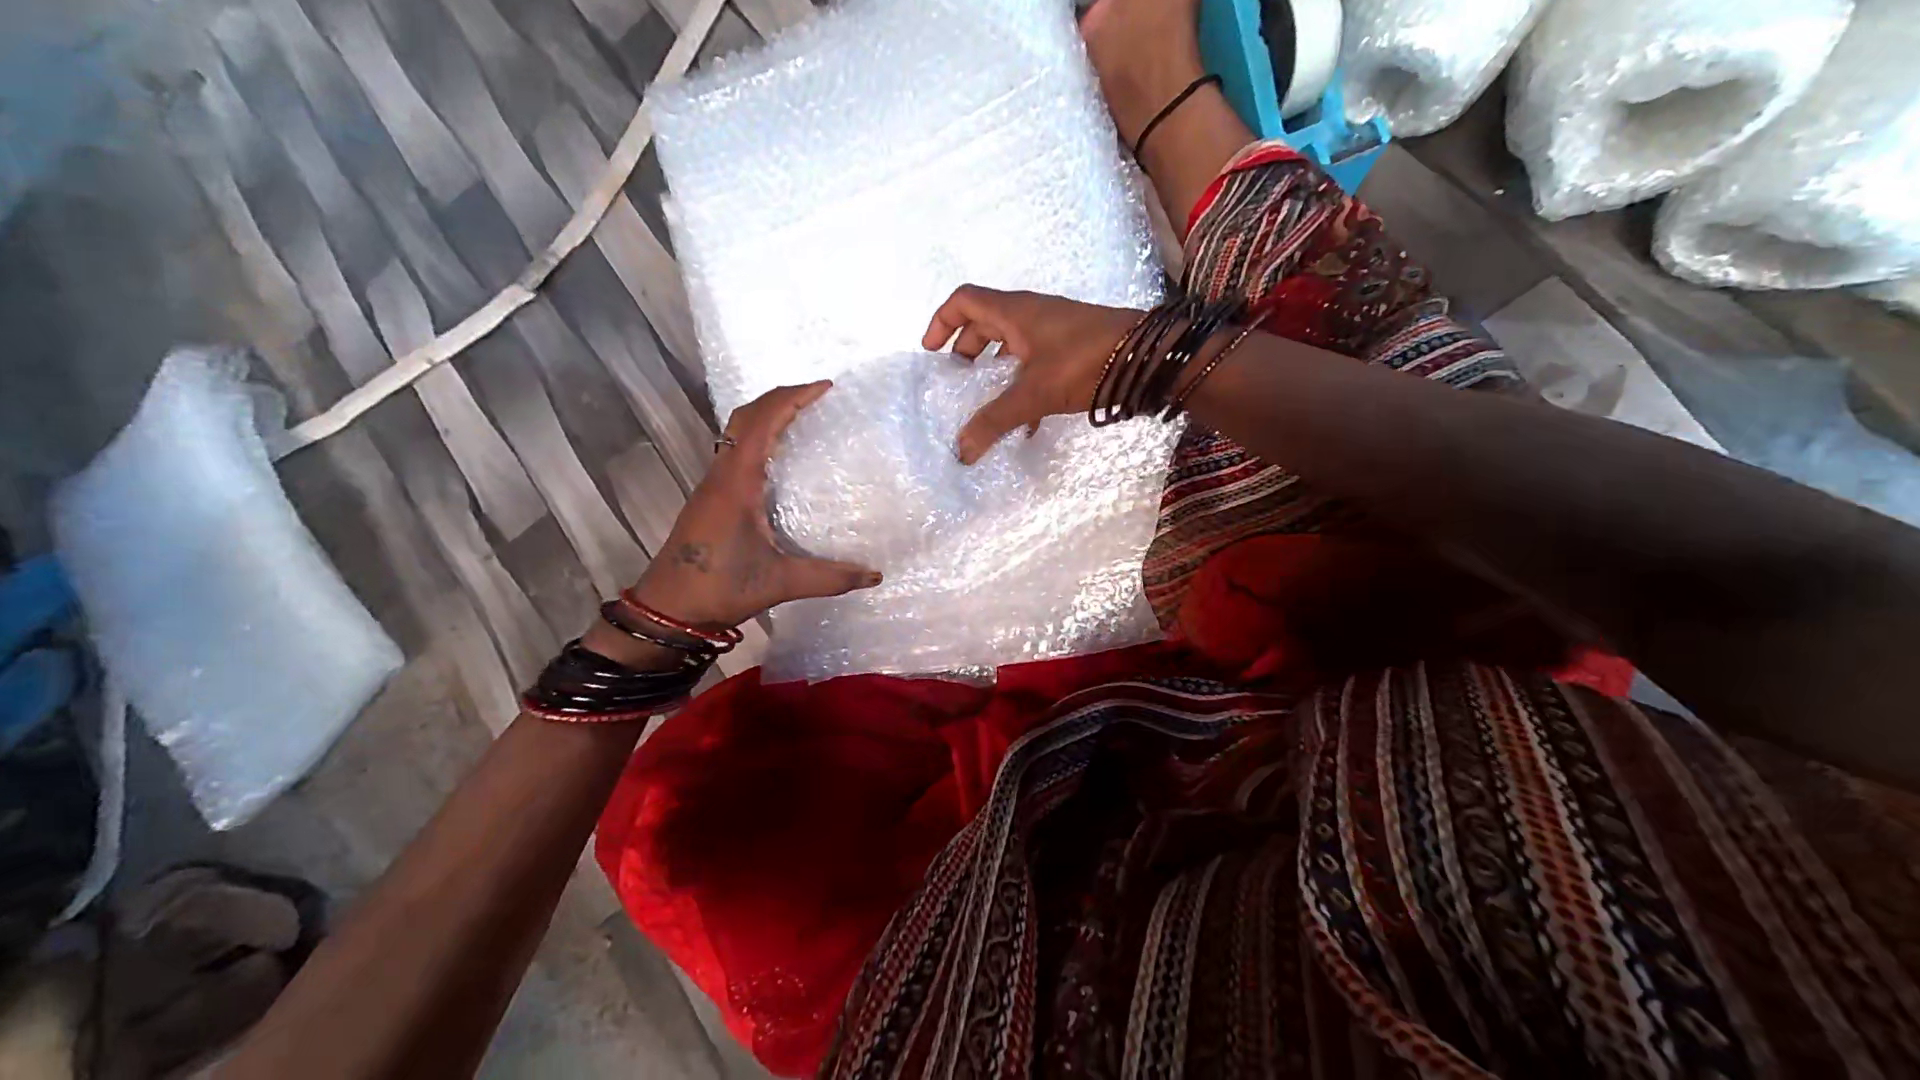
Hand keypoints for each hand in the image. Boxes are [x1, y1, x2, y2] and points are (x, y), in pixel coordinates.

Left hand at [625, 382, 881, 629]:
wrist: (668, 609)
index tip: (825, 388)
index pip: (763, 422)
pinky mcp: (710, 498)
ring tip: (802, 417)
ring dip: (767, 415)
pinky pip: (735, 451)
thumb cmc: (719, 588)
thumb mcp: (781, 583)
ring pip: (737, 432)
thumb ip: (830, 578)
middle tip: (817, 396)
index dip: (793, 397)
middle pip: (746, 416)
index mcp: (737, 482)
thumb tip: (875, 575)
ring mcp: (712, 485)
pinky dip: (759, 437)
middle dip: (781, 397)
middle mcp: (722, 474)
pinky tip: (779, 458)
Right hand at [922, 285, 1145, 463]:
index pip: (965, 301)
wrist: (1149, 358)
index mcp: (1015, 312)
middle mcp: (1031, 316)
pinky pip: (1035, 364)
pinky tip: (1025, 423)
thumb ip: (995, 420)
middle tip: (957, 381)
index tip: (931, 352)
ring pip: (1012, 346)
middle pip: (986, 324)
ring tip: (986, 404)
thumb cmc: (1086, 361)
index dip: (942, 321)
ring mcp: (1054, 332)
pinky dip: (1023, 386)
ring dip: (996, 371)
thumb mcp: (1034, 393)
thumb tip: (961, 451)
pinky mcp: (1073, 350)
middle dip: (967, 351)